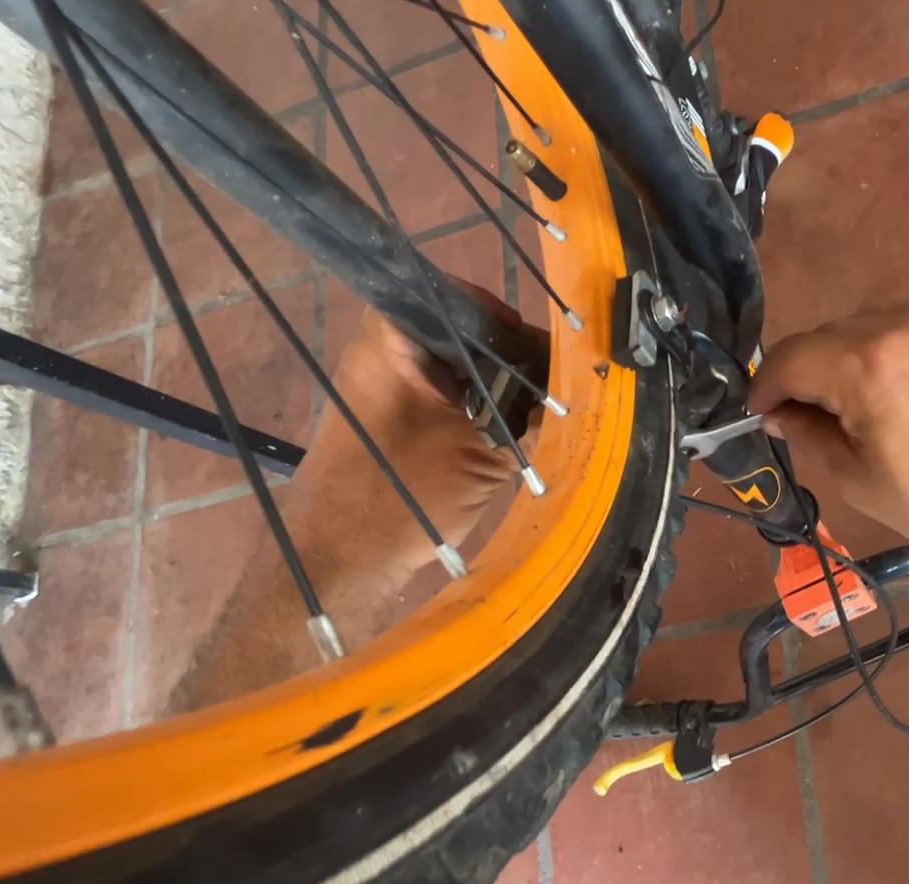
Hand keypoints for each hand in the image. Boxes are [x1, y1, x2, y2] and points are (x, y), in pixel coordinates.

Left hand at [285, 285, 523, 574]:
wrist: (344, 558)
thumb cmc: (404, 495)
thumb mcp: (479, 455)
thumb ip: (524, 415)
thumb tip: (564, 389)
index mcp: (392, 348)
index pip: (447, 300)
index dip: (496, 316)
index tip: (532, 344)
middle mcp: (385, 359)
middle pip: (455, 335)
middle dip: (505, 354)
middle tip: (548, 380)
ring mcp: (388, 393)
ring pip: (453, 370)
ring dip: (494, 385)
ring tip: (537, 407)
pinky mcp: (395, 424)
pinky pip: (444, 399)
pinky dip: (477, 408)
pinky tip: (509, 431)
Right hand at [747, 299, 908, 572]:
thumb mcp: (863, 482)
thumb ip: (811, 436)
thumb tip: (782, 412)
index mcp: (868, 364)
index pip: (792, 356)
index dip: (767, 385)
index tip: (764, 410)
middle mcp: (906, 320)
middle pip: (834, 334)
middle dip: (814, 373)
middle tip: (819, 415)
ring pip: (879, 323)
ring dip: (861, 356)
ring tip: (878, 403)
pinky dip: (907, 348)